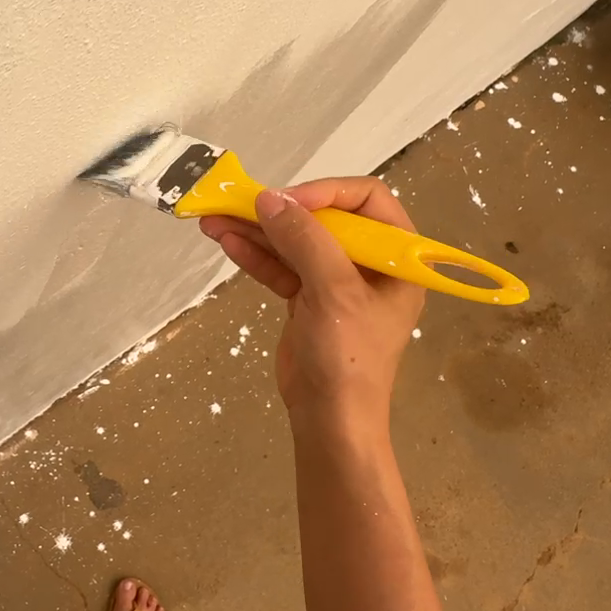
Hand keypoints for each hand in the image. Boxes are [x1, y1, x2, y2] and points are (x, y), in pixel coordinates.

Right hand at [197, 177, 424, 417]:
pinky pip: (281, 267)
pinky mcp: (307, 300)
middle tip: (238, 202)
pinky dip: (255, 255)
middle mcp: (368, 263)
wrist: (330, 418)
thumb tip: (269, 199)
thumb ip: (304, 240)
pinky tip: (227, 242)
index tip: (286, 201)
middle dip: (279, 211)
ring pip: (295, 243)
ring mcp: (335, 282)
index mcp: (395, 256)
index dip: (326, 192)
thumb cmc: (347, 355)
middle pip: (323, 219)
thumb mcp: (333, 291)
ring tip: (214, 219)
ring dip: (257, 231)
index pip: (366, 201)